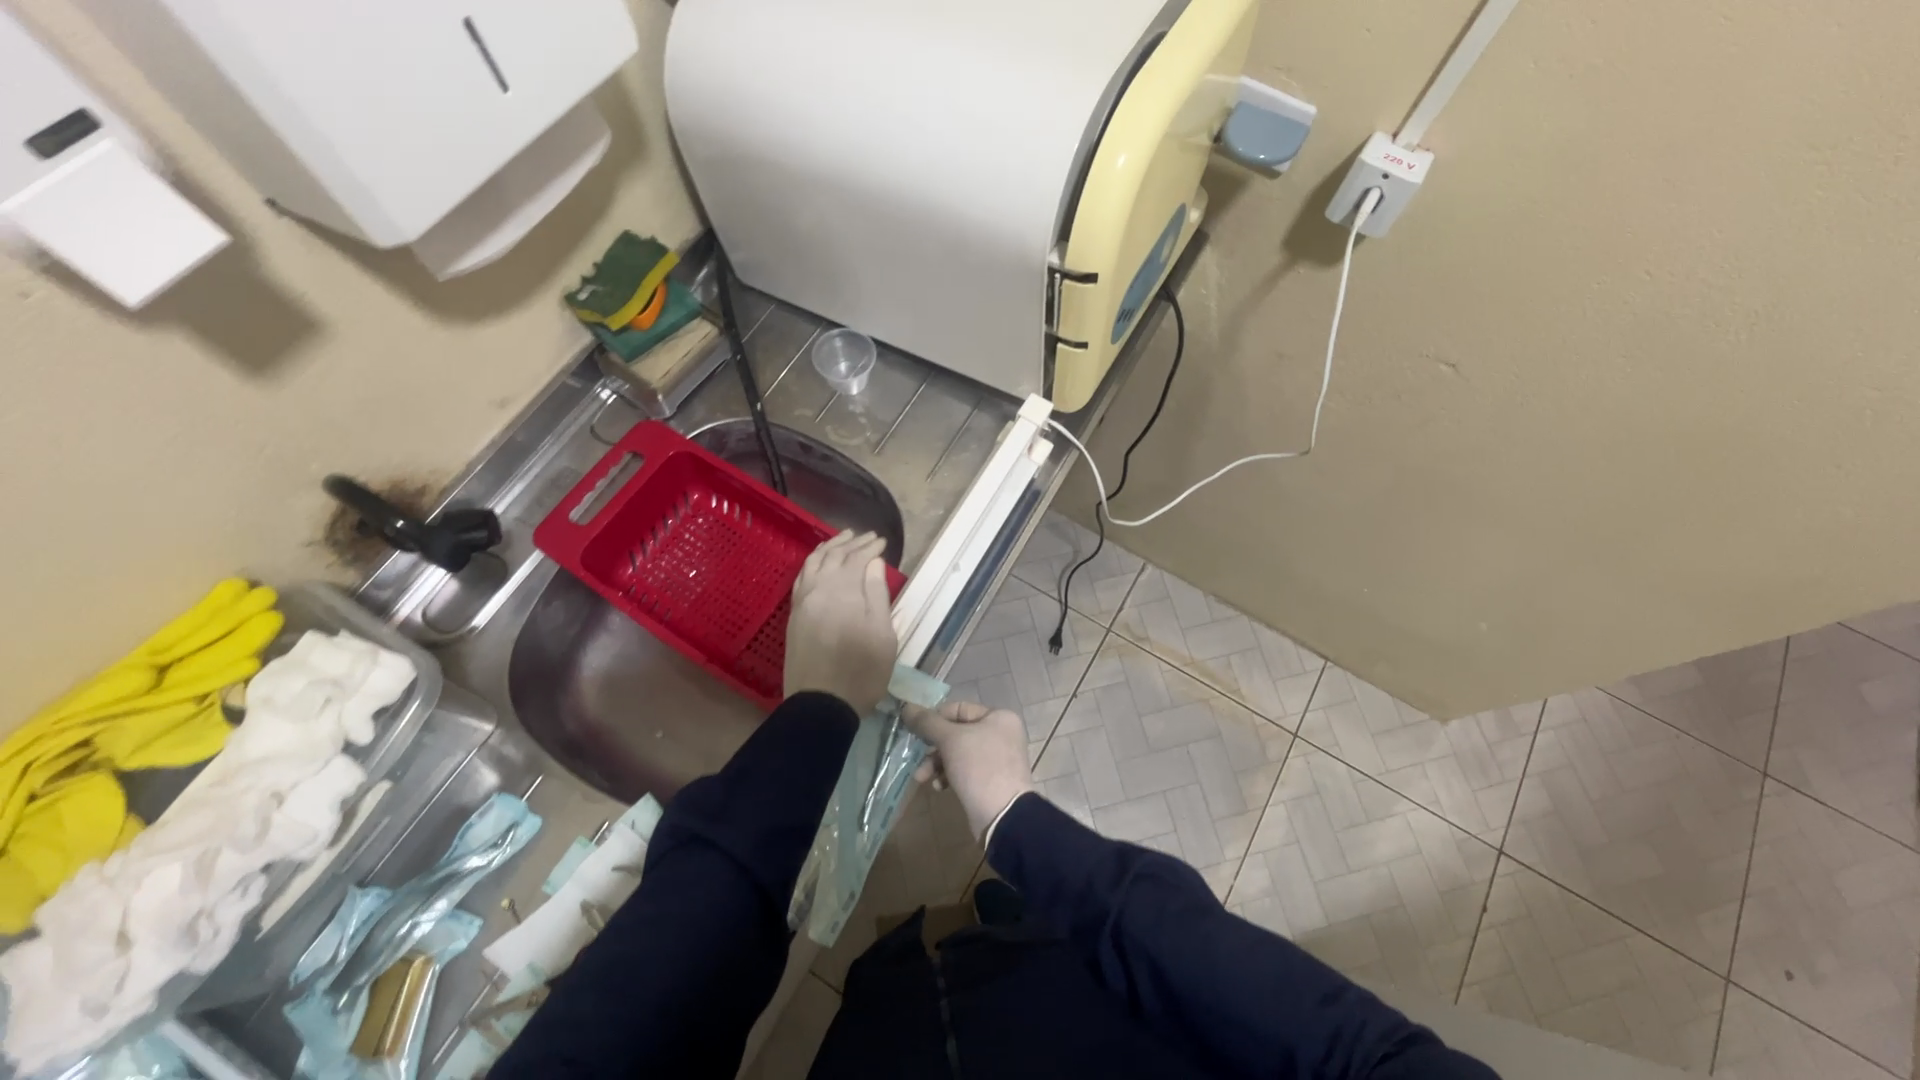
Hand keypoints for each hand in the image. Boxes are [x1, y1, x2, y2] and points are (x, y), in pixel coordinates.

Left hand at [783, 530, 896, 713]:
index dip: (870, 548)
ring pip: (813, 563)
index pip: (856, 558)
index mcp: (844, 592)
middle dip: (851, 543)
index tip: (883, 542)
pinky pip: (802, 577)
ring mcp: (802, 602)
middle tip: (866, 536)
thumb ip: (877, 594)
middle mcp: (819, 589)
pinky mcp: (794, 615)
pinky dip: (813, 563)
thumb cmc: (861, 672)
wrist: (821, 705)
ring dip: (829, 548)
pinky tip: (819, 564)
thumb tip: (874, 563)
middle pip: (834, 557)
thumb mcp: (882, 635)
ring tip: (842, 539)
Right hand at [905, 702, 1035, 839]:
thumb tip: (906, 707)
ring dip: (937, 764)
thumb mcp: (950, 740)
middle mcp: (1001, 734)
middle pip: (957, 733)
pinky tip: (939, 787)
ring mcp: (997, 759)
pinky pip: (965, 771)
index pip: (959, 709)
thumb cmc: (979, 767)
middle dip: (933, 747)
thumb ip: (927, 722)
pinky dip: (949, 776)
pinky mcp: (991, 780)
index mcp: (999, 718)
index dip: (935, 719)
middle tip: (917, 758)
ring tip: (922, 778)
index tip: (916, 731)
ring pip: (958, 754)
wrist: (1002, 815)